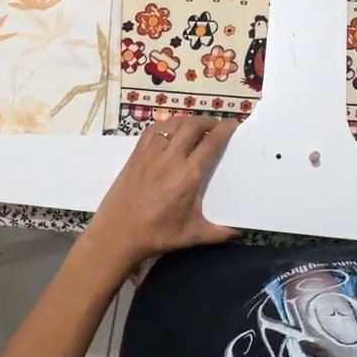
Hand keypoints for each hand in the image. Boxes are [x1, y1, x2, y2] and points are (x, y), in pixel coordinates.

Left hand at [79, 115, 239, 273]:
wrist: (117, 234)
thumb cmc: (157, 235)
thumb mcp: (192, 235)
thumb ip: (219, 232)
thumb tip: (239, 232)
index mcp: (188, 175)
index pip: (211, 143)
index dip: (225, 129)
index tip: (233, 125)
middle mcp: (171, 158)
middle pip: (193, 126)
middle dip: (208, 121)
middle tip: (216, 126)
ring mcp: (151, 154)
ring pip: (173, 124)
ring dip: (188, 120)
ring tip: (196, 126)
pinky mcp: (135, 155)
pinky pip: (153, 130)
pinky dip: (166, 124)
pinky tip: (171, 130)